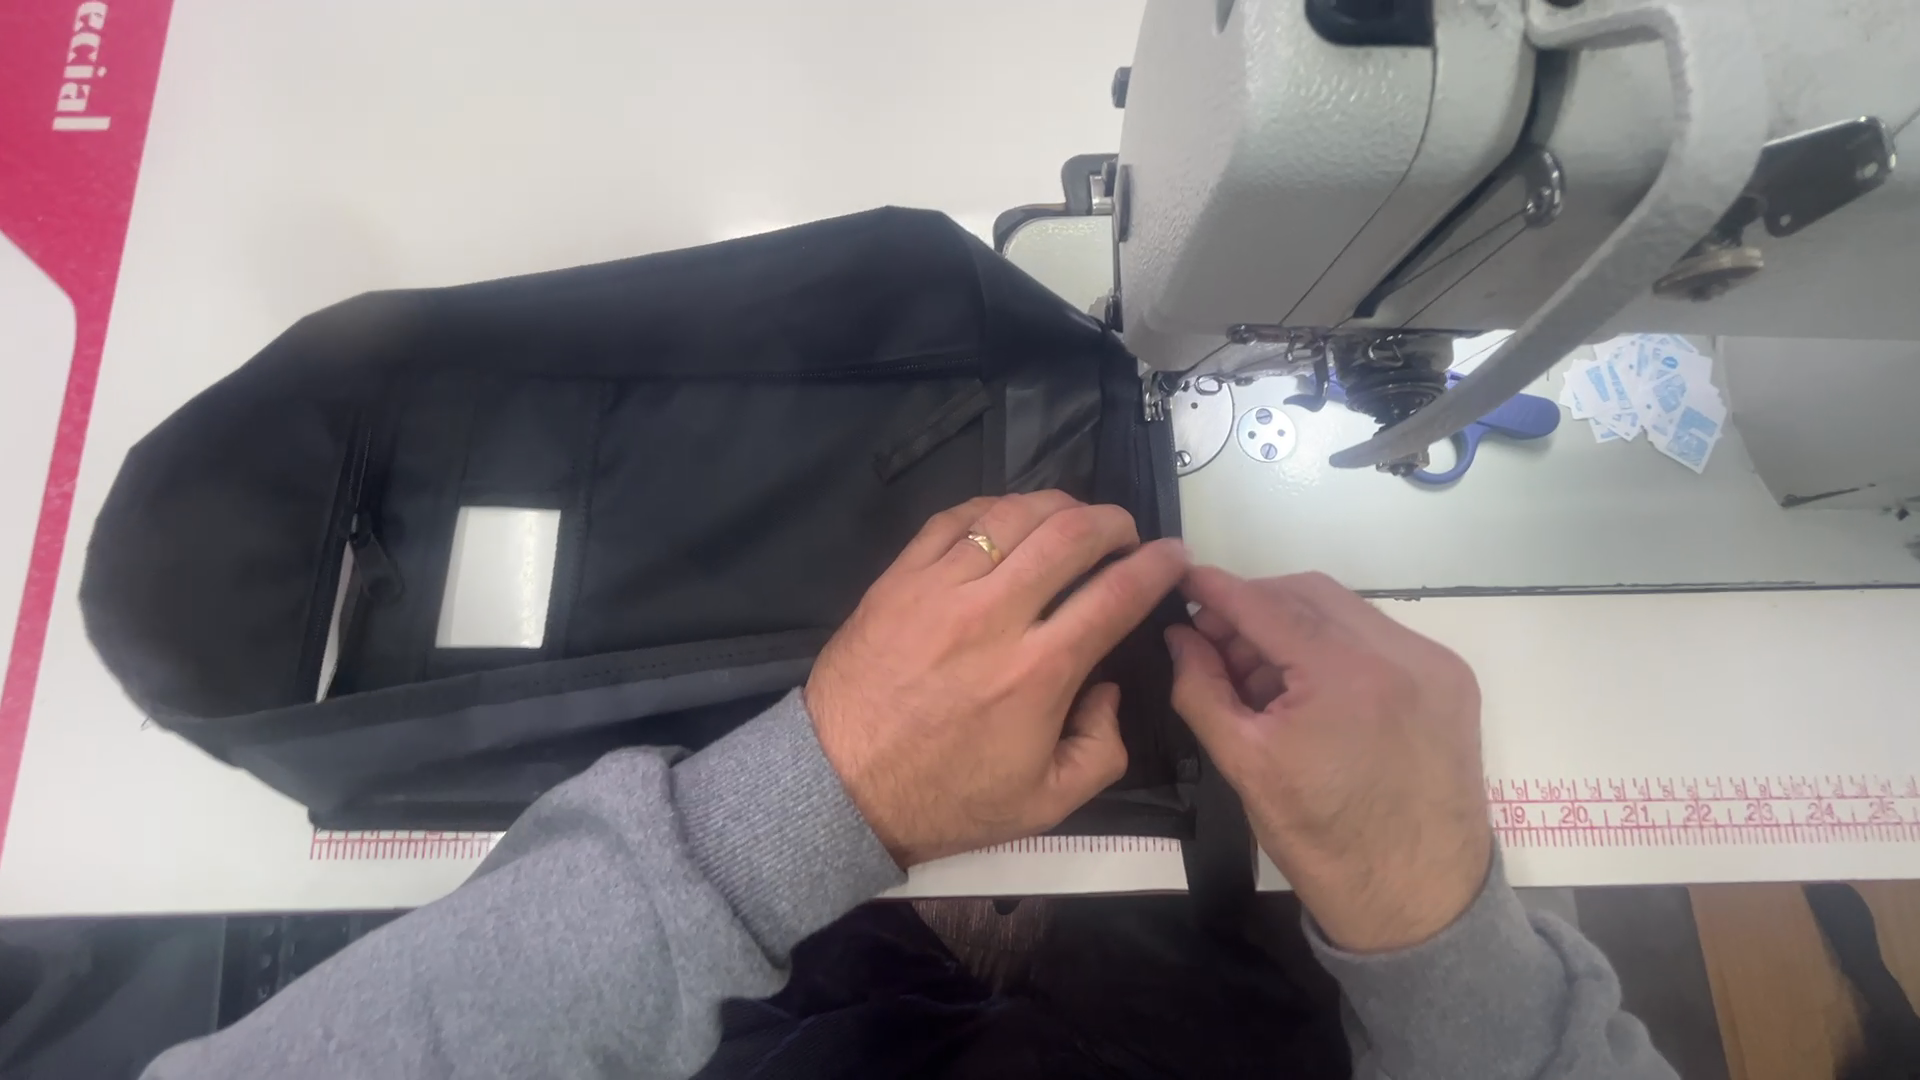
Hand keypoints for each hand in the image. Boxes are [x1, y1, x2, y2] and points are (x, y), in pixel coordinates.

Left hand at [806, 492, 1187, 866]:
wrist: (841, 786)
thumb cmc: (945, 797)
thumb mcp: (1047, 803)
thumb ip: (1103, 747)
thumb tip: (1108, 684)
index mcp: (1039, 671)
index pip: (1116, 594)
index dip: (1157, 565)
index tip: (1173, 555)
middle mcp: (994, 615)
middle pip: (1069, 534)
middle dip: (1113, 521)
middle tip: (1125, 531)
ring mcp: (940, 588)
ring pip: (1012, 514)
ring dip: (1058, 504)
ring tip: (1073, 517)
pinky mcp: (899, 578)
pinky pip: (951, 519)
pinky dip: (990, 507)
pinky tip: (1006, 517)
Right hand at [1166, 567, 1490, 951]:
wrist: (1418, 902)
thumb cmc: (1320, 837)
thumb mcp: (1241, 761)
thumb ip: (1199, 686)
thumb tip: (1179, 634)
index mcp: (1347, 675)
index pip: (1266, 605)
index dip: (1218, 588)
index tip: (1181, 577)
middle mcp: (1402, 653)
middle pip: (1306, 594)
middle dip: (1252, 607)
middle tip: (1213, 642)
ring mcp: (1435, 664)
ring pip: (1342, 609)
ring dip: (1289, 625)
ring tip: (1258, 674)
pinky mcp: (1451, 680)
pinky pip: (1373, 635)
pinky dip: (1328, 644)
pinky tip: (1304, 685)